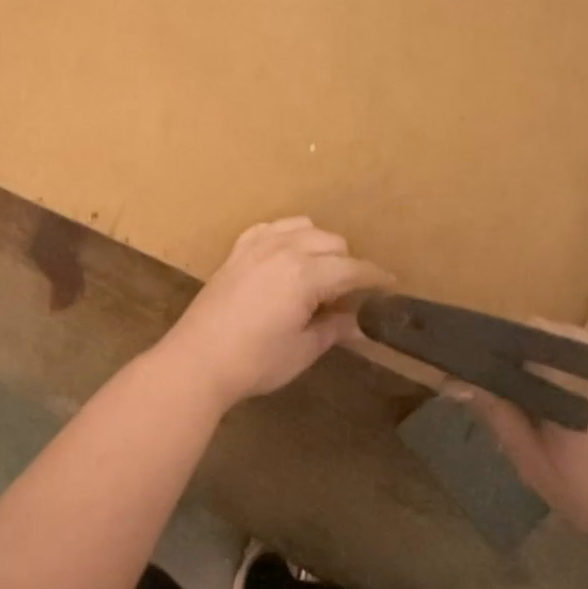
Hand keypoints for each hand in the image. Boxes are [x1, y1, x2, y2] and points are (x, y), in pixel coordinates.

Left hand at [152, 217, 391, 408]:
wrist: (197, 360)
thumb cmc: (255, 361)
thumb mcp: (303, 349)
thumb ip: (334, 329)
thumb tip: (361, 323)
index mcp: (305, 274)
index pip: (352, 269)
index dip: (375, 278)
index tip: (390, 286)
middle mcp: (284, 250)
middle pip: (331, 242)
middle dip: (347, 263)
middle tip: (350, 292)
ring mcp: (256, 246)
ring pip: (302, 227)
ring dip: (319, 244)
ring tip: (320, 272)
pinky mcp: (236, 251)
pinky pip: (269, 228)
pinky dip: (286, 235)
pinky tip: (287, 254)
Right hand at [453, 334, 587, 561]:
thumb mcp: (539, 466)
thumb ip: (500, 417)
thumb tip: (459, 381)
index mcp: (577, 373)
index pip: (529, 332)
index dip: (508, 345)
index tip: (499, 367)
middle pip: (565, 337)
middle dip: (546, 357)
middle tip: (539, 395)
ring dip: (582, 368)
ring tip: (582, 408)